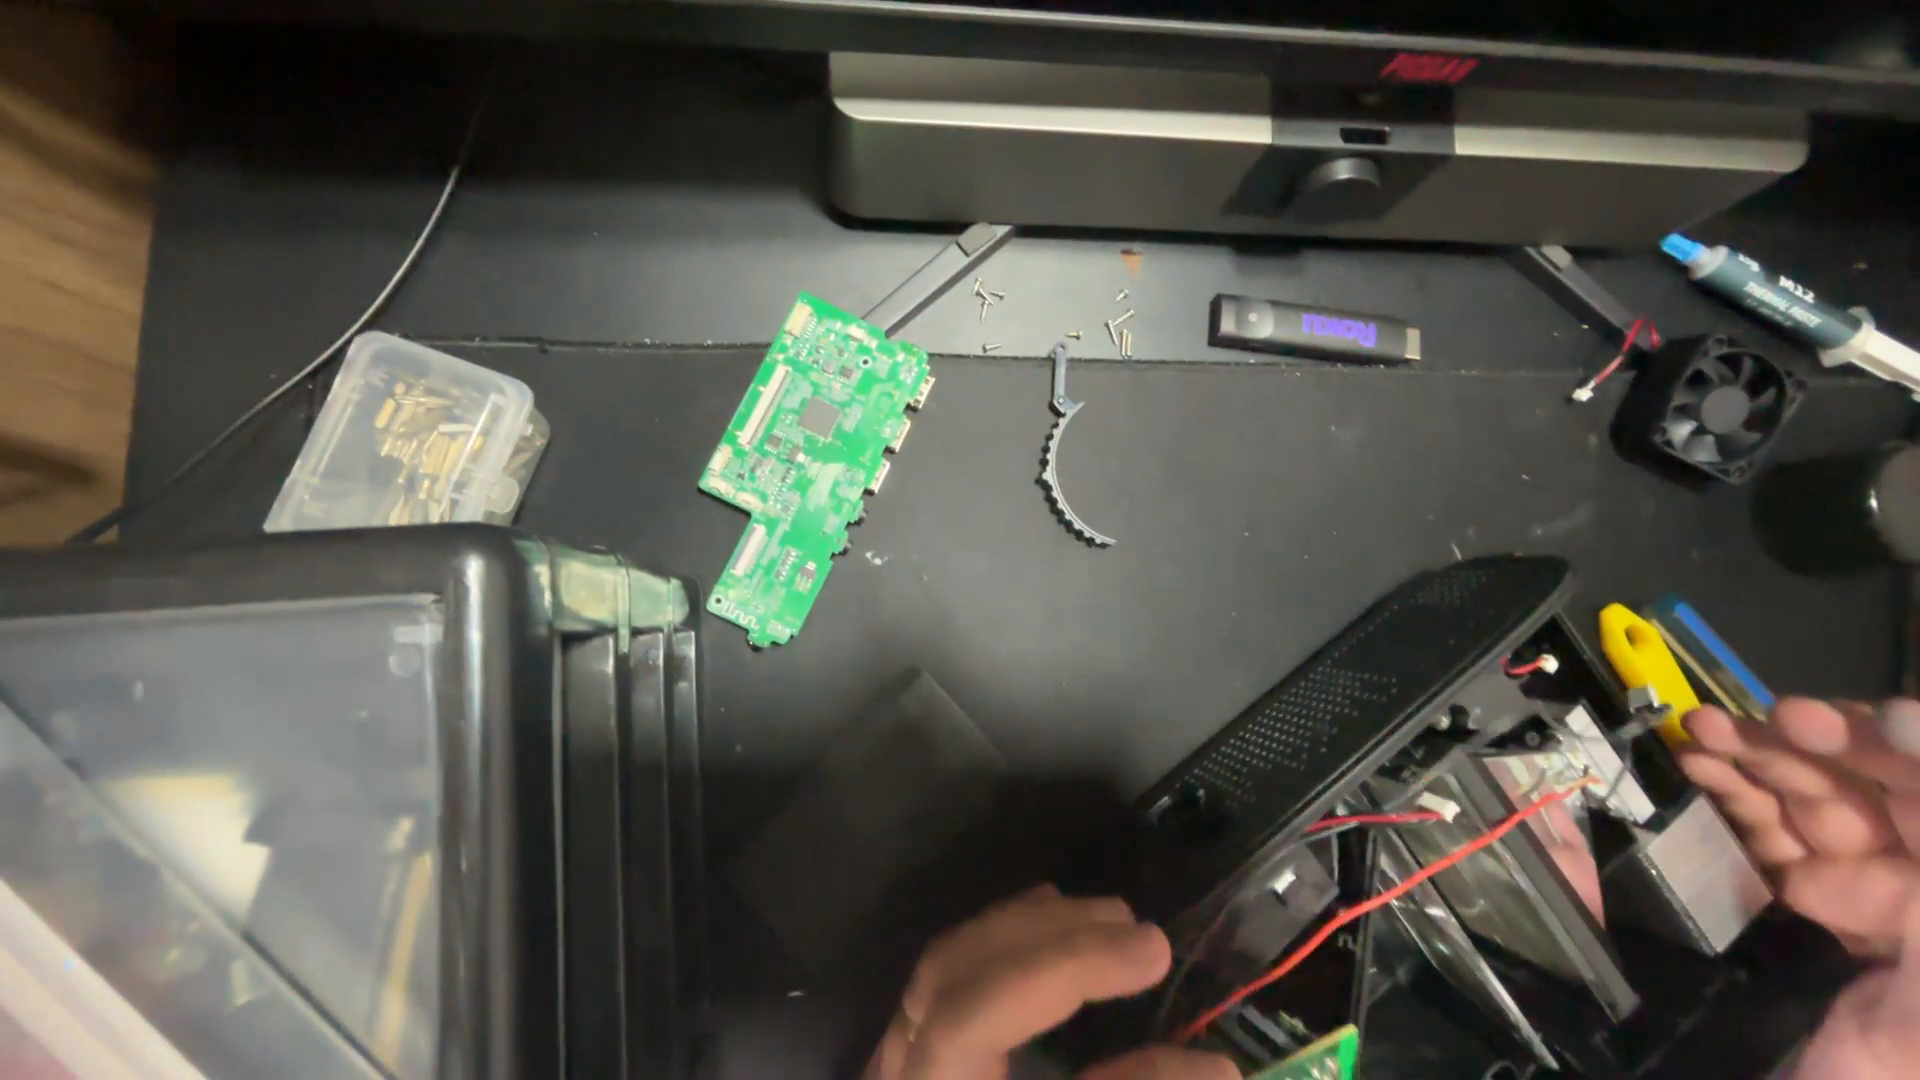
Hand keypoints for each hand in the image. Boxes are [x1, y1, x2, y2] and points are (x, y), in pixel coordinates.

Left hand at [866, 884, 1238, 1079]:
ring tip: (1107, 919)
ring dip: (1027, 929)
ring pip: (946, 963)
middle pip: (952, 973)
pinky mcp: (908, 1057)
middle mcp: (900, 1077)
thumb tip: (1217, 1070)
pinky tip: (1048, 926)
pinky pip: (949, 975)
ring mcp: (895, 1064)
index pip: (970, 1020)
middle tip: (1140, 932)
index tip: (1152, 950)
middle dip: (1049, 939)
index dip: (1060, 971)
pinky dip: (1003, 940)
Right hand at [1679, 698, 1919, 1077]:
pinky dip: (1727, 797)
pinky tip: (1697, 769)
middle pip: (1872, 786)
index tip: (1827, 721)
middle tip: (1747, 722)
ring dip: (1753, 759)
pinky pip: (1766, 837)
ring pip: (1808, 801)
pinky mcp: (1802, 905)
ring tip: (1699, 732)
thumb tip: (1898, 720)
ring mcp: (1866, 894)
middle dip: (1808, 745)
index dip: (1895, 742)